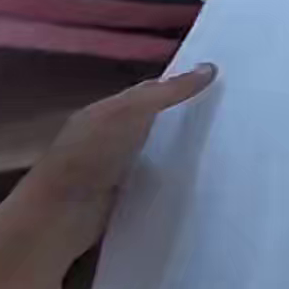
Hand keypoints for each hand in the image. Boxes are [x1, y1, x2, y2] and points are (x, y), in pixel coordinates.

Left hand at [13, 63, 216, 262]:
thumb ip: (169, 91)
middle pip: (157, 117)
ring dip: (184, 142)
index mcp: (104, 112)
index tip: (221, 79)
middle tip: (232, 105)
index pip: (150, 90)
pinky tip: (202, 166)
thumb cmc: (90, 157)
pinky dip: (177, 168)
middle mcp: (107, 136)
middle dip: (187, 111)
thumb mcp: (131, 112)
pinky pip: (158, 173)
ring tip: (227, 134)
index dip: (182, 82)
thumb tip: (210, 67)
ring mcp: (114, 167)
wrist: (55, 222)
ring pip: (160, 145)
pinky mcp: (124, 194)